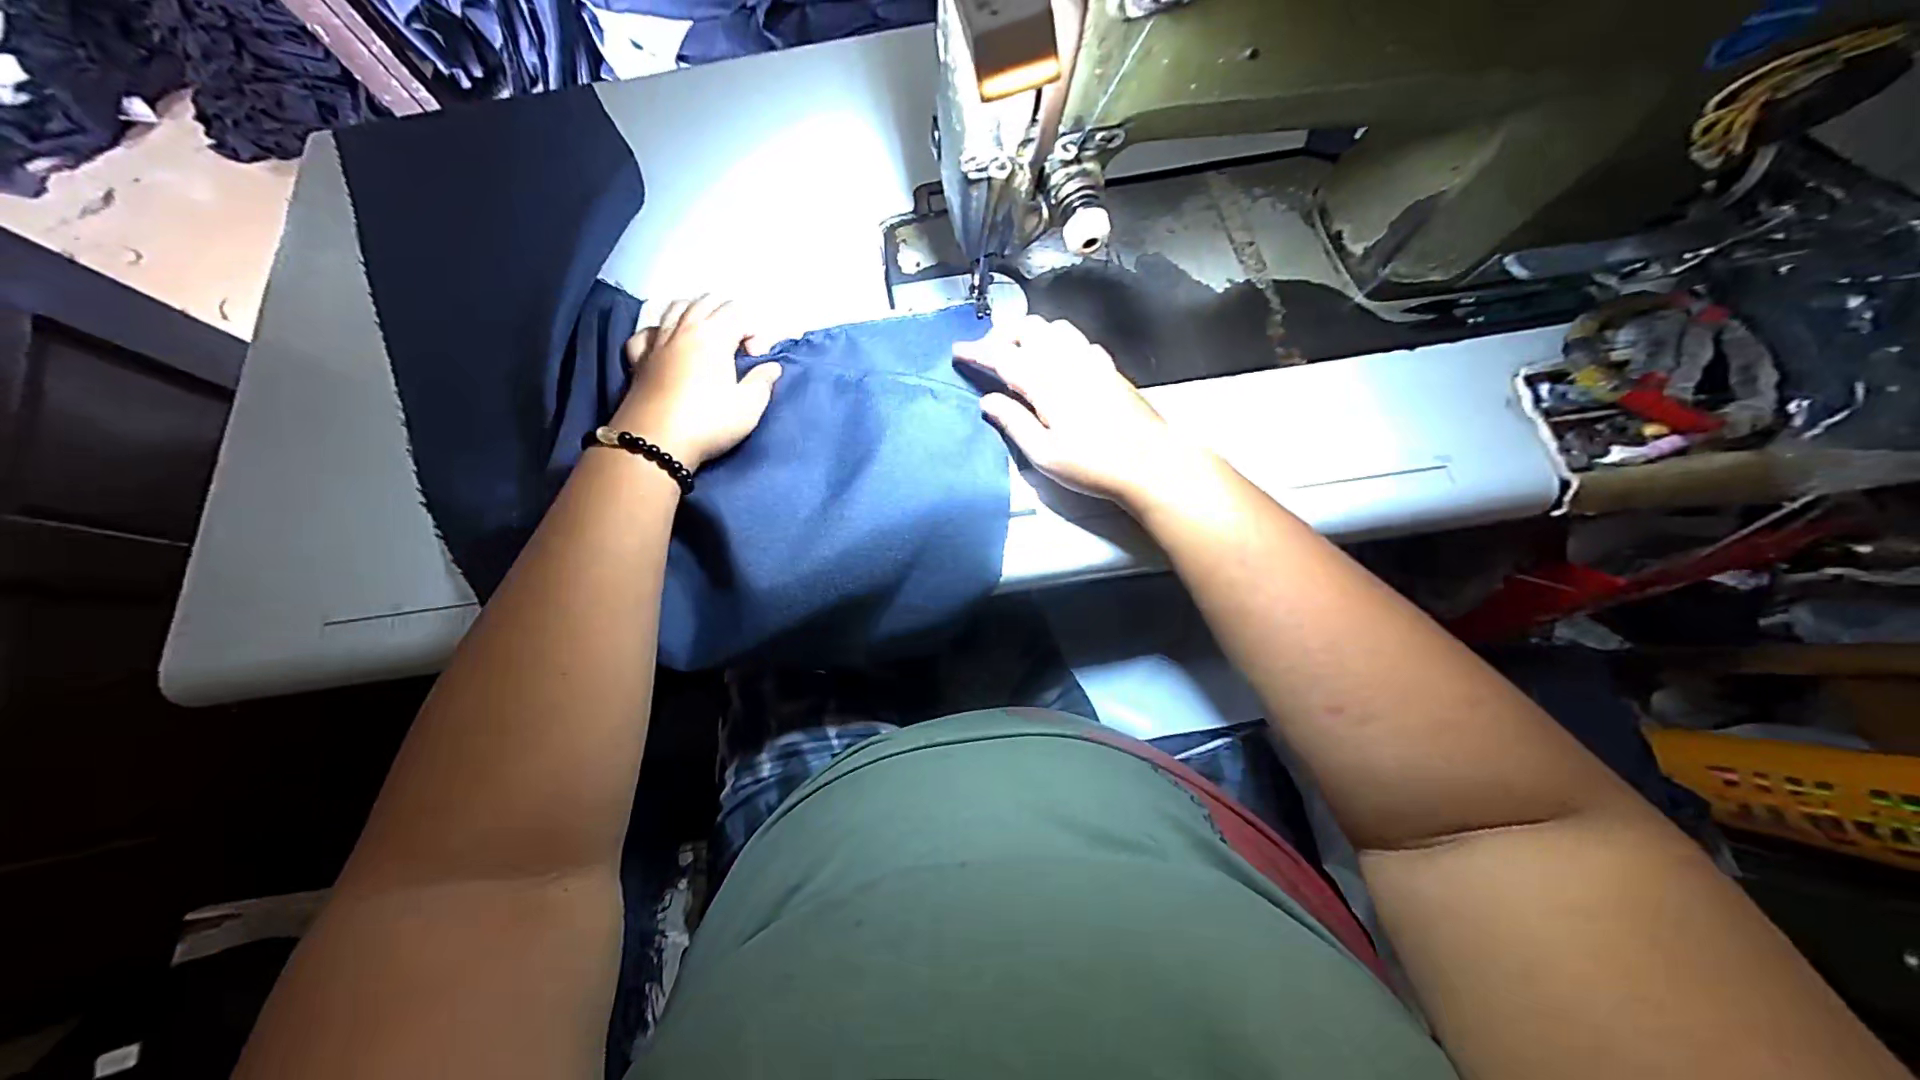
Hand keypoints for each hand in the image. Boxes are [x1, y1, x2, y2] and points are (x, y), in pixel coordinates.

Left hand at [611, 296, 781, 470]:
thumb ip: (763, 382)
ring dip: (696, 314)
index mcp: (713, 335)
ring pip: (676, 307)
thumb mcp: (749, 407)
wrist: (655, 444)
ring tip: (707, 339)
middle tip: (738, 347)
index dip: (755, 333)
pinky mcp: (638, 359)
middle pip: (707, 301)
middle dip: (728, 316)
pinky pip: (648, 332)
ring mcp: (657, 341)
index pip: (739, 312)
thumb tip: (771, 367)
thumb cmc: (708, 422)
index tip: (756, 362)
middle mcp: (684, 329)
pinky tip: (668, 347)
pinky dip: (661, 332)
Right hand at [954, 315, 1210, 508]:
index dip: (978, 350)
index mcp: (1046, 383)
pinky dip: (1058, 340)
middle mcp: (1068, 363)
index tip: (959, 350)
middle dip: (1003, 333)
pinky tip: (1057, 359)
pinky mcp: (1108, 368)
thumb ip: (1014, 423)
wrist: (1149, 463)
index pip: (1003, 355)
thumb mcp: (1044, 455)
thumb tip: (988, 401)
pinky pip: (1078, 339)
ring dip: (1031, 332)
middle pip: (1029, 329)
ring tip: (1019, 352)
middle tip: (989, 352)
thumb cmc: (1093, 466)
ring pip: (1054, 327)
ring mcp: (1091, 361)